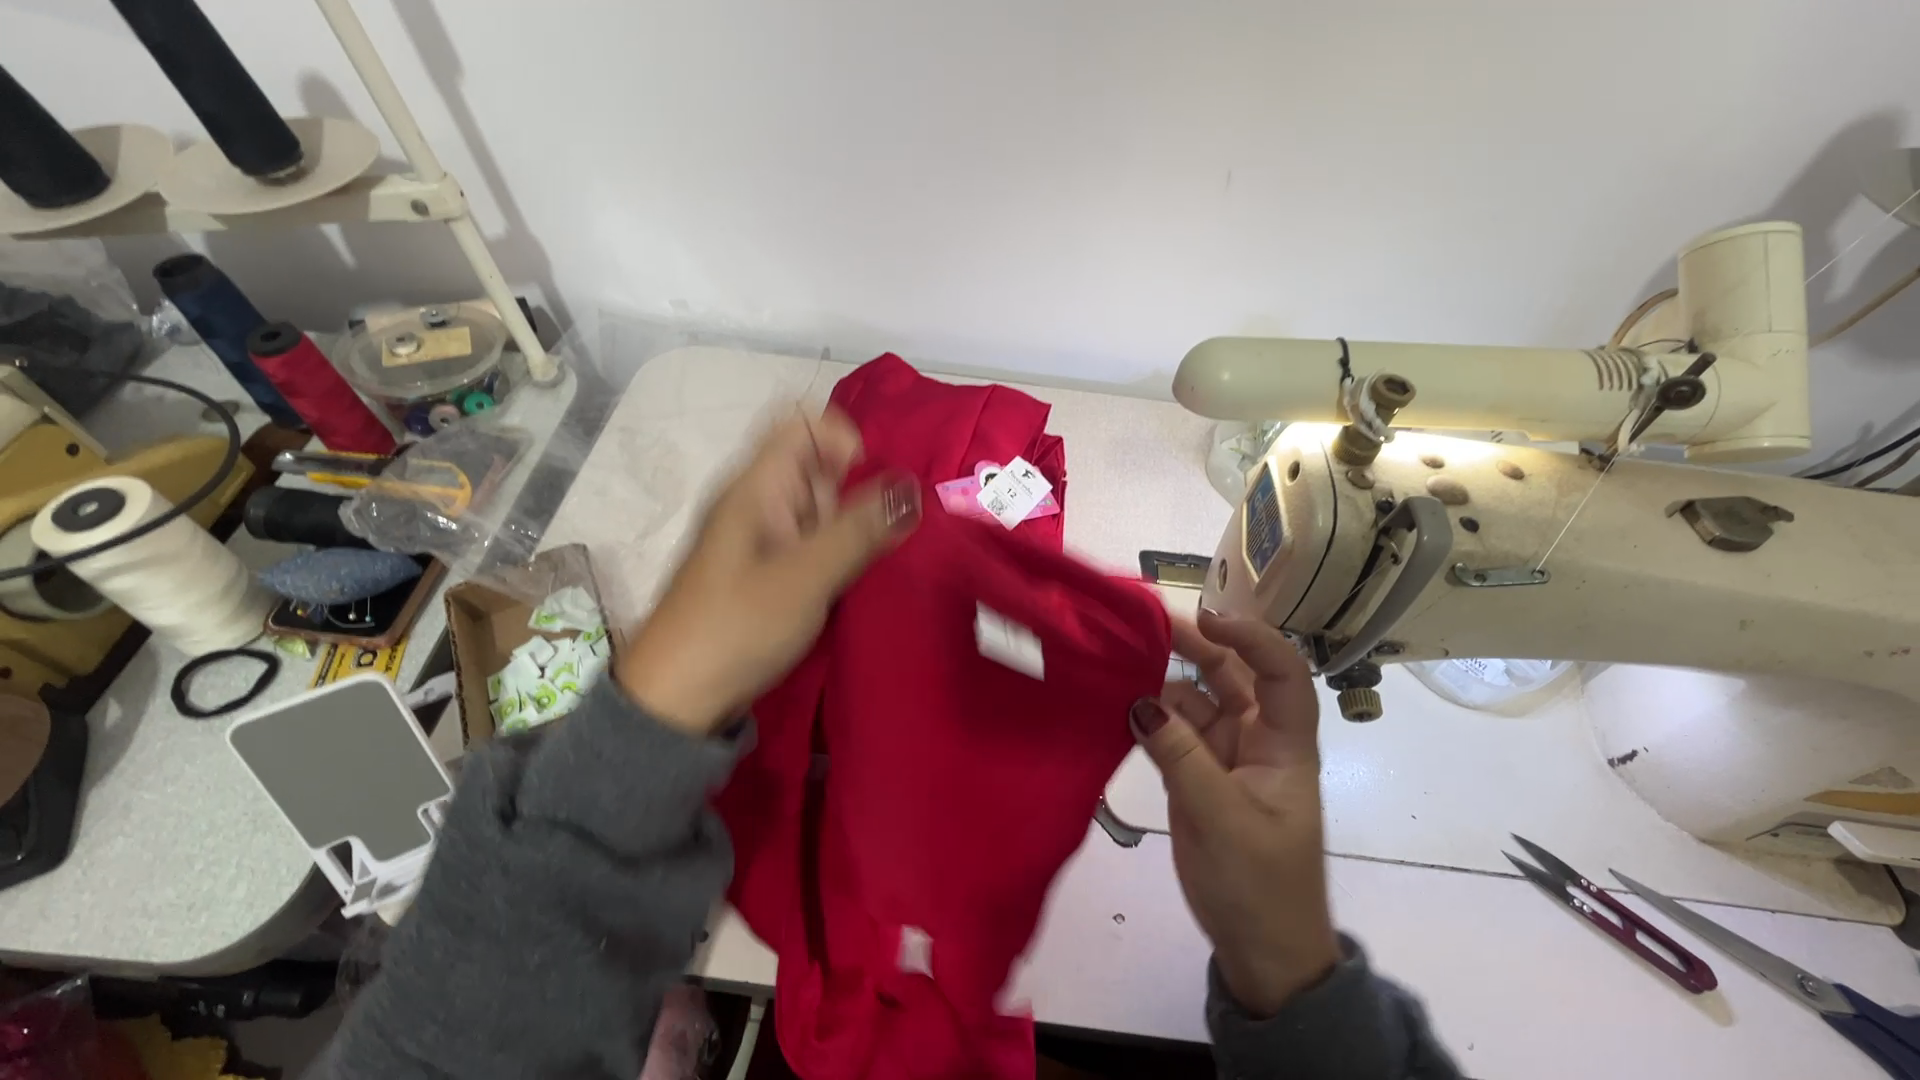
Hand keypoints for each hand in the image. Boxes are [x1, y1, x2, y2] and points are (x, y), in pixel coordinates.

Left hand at [615, 406, 919, 734]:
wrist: (676, 699)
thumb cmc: (735, 628)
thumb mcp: (805, 578)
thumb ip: (859, 530)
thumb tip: (912, 486)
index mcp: (757, 487)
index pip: (802, 425)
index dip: (844, 439)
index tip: (875, 484)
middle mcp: (759, 503)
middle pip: (818, 467)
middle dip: (858, 490)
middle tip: (879, 535)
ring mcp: (763, 540)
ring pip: (820, 509)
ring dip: (852, 527)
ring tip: (873, 561)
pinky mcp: (768, 575)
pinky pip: (813, 545)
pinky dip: (838, 554)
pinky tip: (853, 581)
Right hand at [1131, 609, 1338, 1016]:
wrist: (1262, 949)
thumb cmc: (1259, 884)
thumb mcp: (1221, 818)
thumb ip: (1180, 757)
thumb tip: (1139, 701)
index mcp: (1285, 744)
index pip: (1282, 673)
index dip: (1252, 639)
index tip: (1207, 620)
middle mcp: (1256, 739)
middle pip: (1230, 678)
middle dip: (1194, 646)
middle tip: (1142, 624)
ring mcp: (1222, 757)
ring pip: (1193, 702)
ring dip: (1160, 681)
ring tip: (1116, 658)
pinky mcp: (1194, 776)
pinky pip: (1170, 733)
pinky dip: (1145, 716)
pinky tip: (1115, 701)